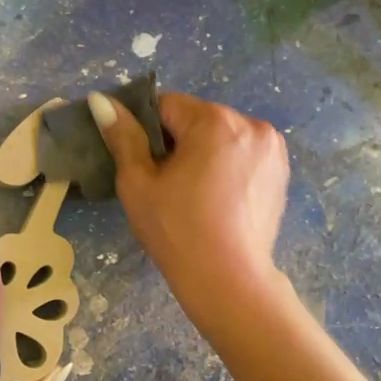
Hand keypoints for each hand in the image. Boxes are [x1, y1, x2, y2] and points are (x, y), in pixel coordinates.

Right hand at [90, 91, 290, 332]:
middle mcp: (251, 125)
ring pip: (221, 137)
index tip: (139, 162)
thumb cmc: (176, 229)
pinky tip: (214, 200)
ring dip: (202, 154)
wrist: (227, 279)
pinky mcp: (280, 172)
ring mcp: (272, 149)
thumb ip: (123, 137)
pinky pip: (242, 155)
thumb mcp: (138, 183)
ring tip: (190, 194)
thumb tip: (100, 100)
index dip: (144, 130)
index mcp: (215, 122)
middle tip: (162, 183)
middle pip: (196, 119)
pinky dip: (225, 167)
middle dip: (176, 142)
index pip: (166, 104)